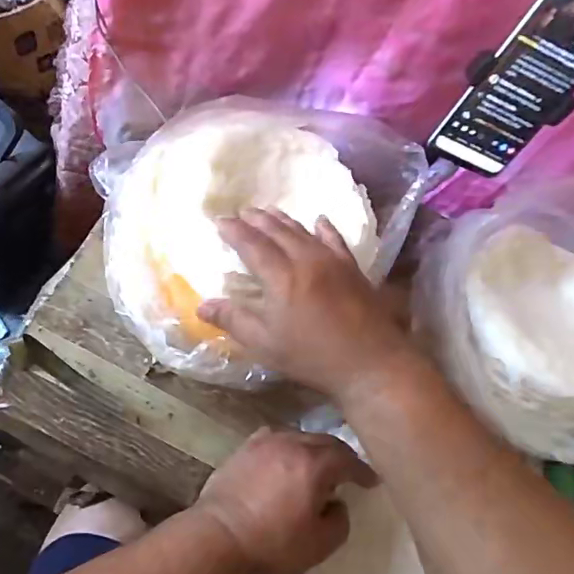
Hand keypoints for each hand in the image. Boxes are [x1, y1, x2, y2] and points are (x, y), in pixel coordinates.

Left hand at [193, 428, 378, 573]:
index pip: (348, 459)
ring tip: (316, 464)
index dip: (362, 470)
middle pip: (325, 442)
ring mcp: (265, 442)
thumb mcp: (320, 544)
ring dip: (313, 448)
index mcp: (315, 463)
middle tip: (348, 471)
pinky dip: (287, 446)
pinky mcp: (244, 448)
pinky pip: (275, 439)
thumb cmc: (273, 543)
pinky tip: (284, 458)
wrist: (218, 536)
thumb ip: (340, 520)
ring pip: (299, 436)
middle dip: (341, 456)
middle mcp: (292, 443)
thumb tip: (337, 503)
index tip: (371, 480)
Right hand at [198, 208, 420, 399]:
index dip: (234, 231)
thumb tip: (202, 305)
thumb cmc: (312, 357)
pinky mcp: (352, 268)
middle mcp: (306, 259)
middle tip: (242, 211)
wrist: (370, 362)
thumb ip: (234, 320)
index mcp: (281, 276)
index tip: (219, 221)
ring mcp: (333, 261)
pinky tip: (319, 221)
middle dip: (256, 219)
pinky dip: (323, 228)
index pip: (251, 244)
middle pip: (277, 231)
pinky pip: (334, 239)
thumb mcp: (265, 344)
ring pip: (303, 231)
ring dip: (283, 220)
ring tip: (269, 211)